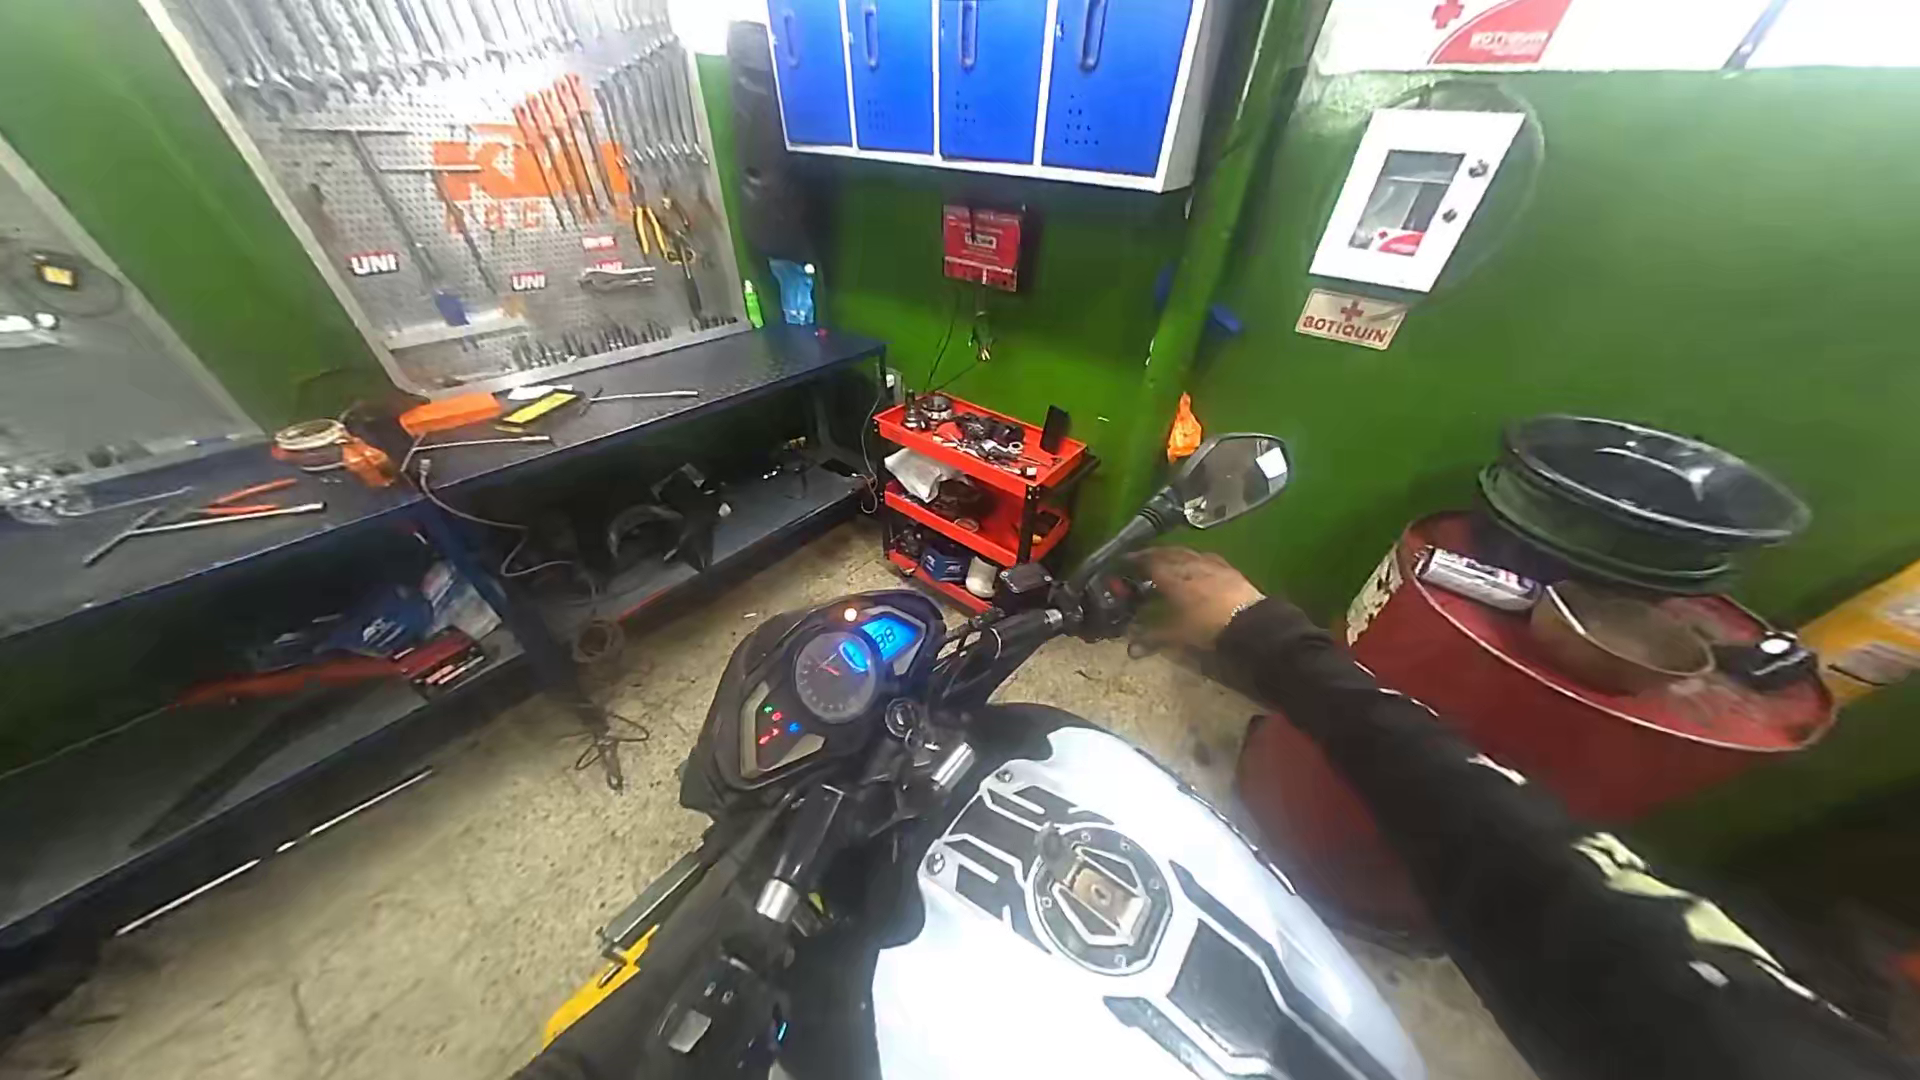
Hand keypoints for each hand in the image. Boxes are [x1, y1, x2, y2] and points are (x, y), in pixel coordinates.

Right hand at [1132, 547, 1264, 648]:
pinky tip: (1197, 563)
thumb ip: (1151, 638)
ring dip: (1173, 553)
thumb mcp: (1176, 635)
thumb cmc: (1206, 627)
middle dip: (1152, 553)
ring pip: (1186, 552)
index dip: (1134, 560)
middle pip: (1166, 552)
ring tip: (1166, 559)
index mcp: (1172, 577)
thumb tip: (1130, 649)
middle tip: (1142, 558)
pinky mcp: (1228, 569)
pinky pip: (1206, 557)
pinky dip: (1195, 558)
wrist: (1250, 623)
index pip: (1148, 562)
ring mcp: (1210, 565)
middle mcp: (1189, 565)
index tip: (1124, 561)